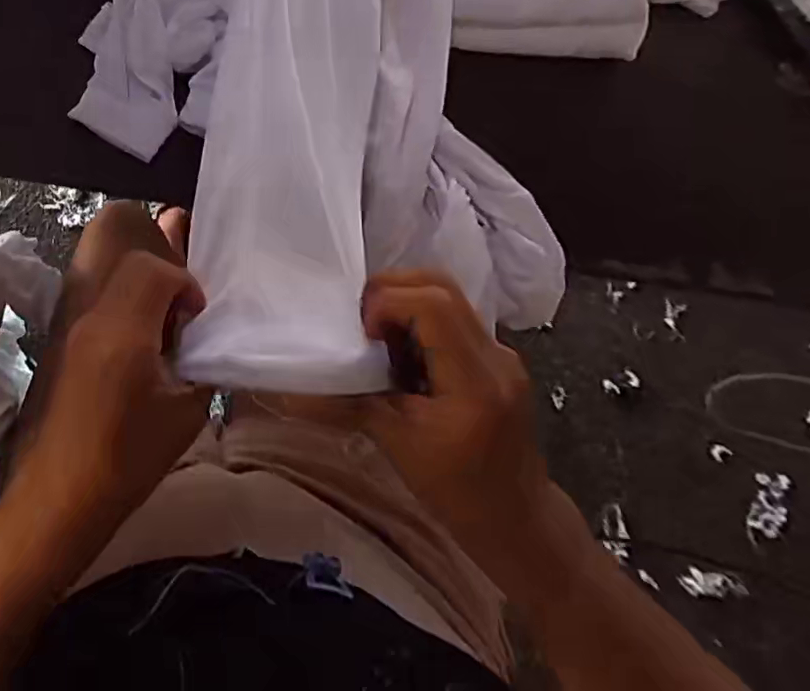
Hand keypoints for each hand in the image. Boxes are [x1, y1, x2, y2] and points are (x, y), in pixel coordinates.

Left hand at [17, 251, 211, 523]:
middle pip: (130, 268)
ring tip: (161, 336)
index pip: (152, 270)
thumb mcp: (184, 415)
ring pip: (111, 283)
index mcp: (123, 330)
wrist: (62, 491)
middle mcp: (91, 318)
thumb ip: (200, 369)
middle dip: (164, 281)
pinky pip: (97, 306)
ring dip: (141, 294)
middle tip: (182, 320)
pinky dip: (122, 311)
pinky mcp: (61, 344)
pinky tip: (135, 353)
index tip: (196, 316)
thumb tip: (202, 350)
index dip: (184, 283)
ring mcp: (71, 328)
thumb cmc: (128, 458)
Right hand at [353, 271, 551, 562]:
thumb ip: (348, 404)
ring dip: (402, 305)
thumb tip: (290, 392)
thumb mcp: (397, 444)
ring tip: (376, 340)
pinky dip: (415, 323)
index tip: (362, 336)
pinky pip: (451, 320)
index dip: (386, 305)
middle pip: (441, 286)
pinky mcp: (494, 362)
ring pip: (447, 297)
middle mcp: (495, 356)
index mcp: (475, 379)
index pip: (432, 305)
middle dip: (390, 291)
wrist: (519, 523)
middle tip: (360, 322)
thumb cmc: (459, 491)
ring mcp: (500, 356)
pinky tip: (398, 358)